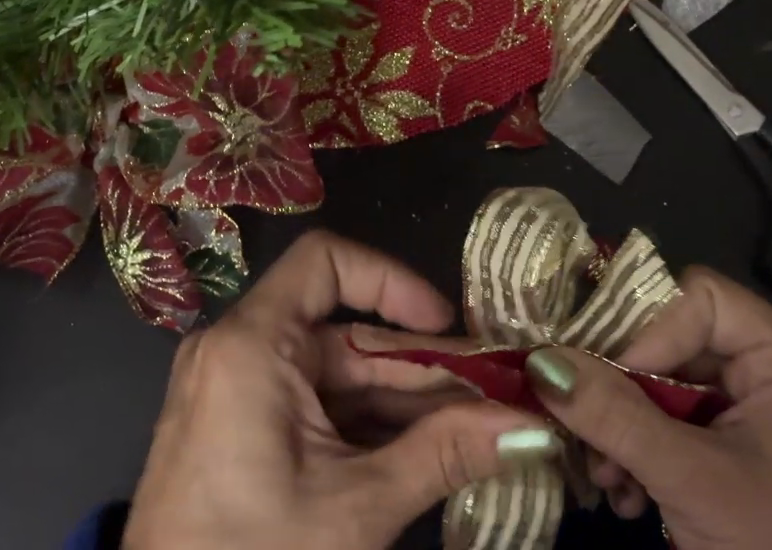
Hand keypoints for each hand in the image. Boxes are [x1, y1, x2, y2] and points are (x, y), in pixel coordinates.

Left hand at [125, 231, 556, 549]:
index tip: (446, 322)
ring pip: (336, 376)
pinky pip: (316, 407)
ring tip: (483, 419)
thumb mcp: (355, 507)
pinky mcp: (243, 430)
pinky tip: (432, 445)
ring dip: (406, 400)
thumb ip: (444, 456)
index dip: (390, 280)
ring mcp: (240, 392)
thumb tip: (531, 426)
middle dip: (423, 363)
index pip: (324, 262)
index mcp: (252, 344)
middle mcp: (240, 351)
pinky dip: (370, 425)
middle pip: (343, 330)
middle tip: (497, 388)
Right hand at [525, 267, 771, 549]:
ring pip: (658, 378)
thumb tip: (538, 362)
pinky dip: (636, 449)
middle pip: (670, 336)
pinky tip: (624, 492)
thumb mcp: (690, 479)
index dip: (649, 331)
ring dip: (620, 426)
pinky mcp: (731, 439)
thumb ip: (614, 416)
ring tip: (604, 475)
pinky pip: (666, 415)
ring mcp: (752, 404)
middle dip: (621, 389)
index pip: (699, 298)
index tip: (611, 383)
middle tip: (583, 425)